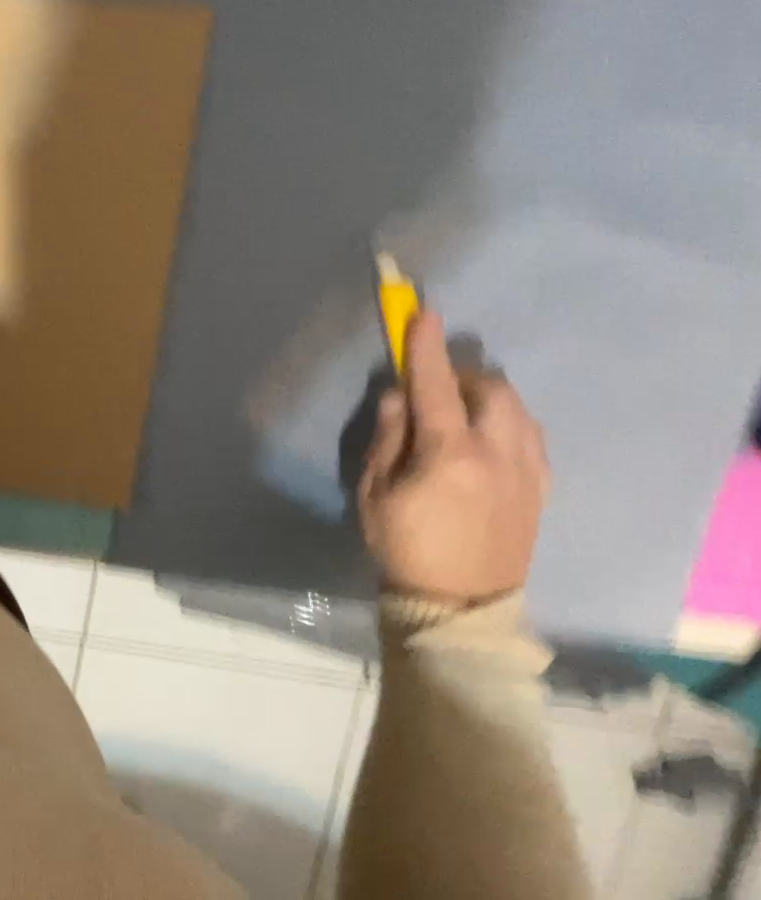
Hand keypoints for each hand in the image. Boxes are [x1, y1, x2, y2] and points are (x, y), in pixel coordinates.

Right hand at [357, 311, 549, 604]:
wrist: (458, 601)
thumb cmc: (401, 544)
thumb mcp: (374, 491)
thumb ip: (387, 438)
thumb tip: (397, 396)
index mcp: (449, 454)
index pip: (437, 385)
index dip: (426, 347)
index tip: (422, 313)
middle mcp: (497, 453)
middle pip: (492, 390)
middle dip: (462, 375)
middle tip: (433, 383)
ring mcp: (527, 470)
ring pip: (518, 409)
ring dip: (487, 396)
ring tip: (458, 409)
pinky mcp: (541, 486)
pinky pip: (531, 435)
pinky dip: (506, 421)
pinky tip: (484, 436)